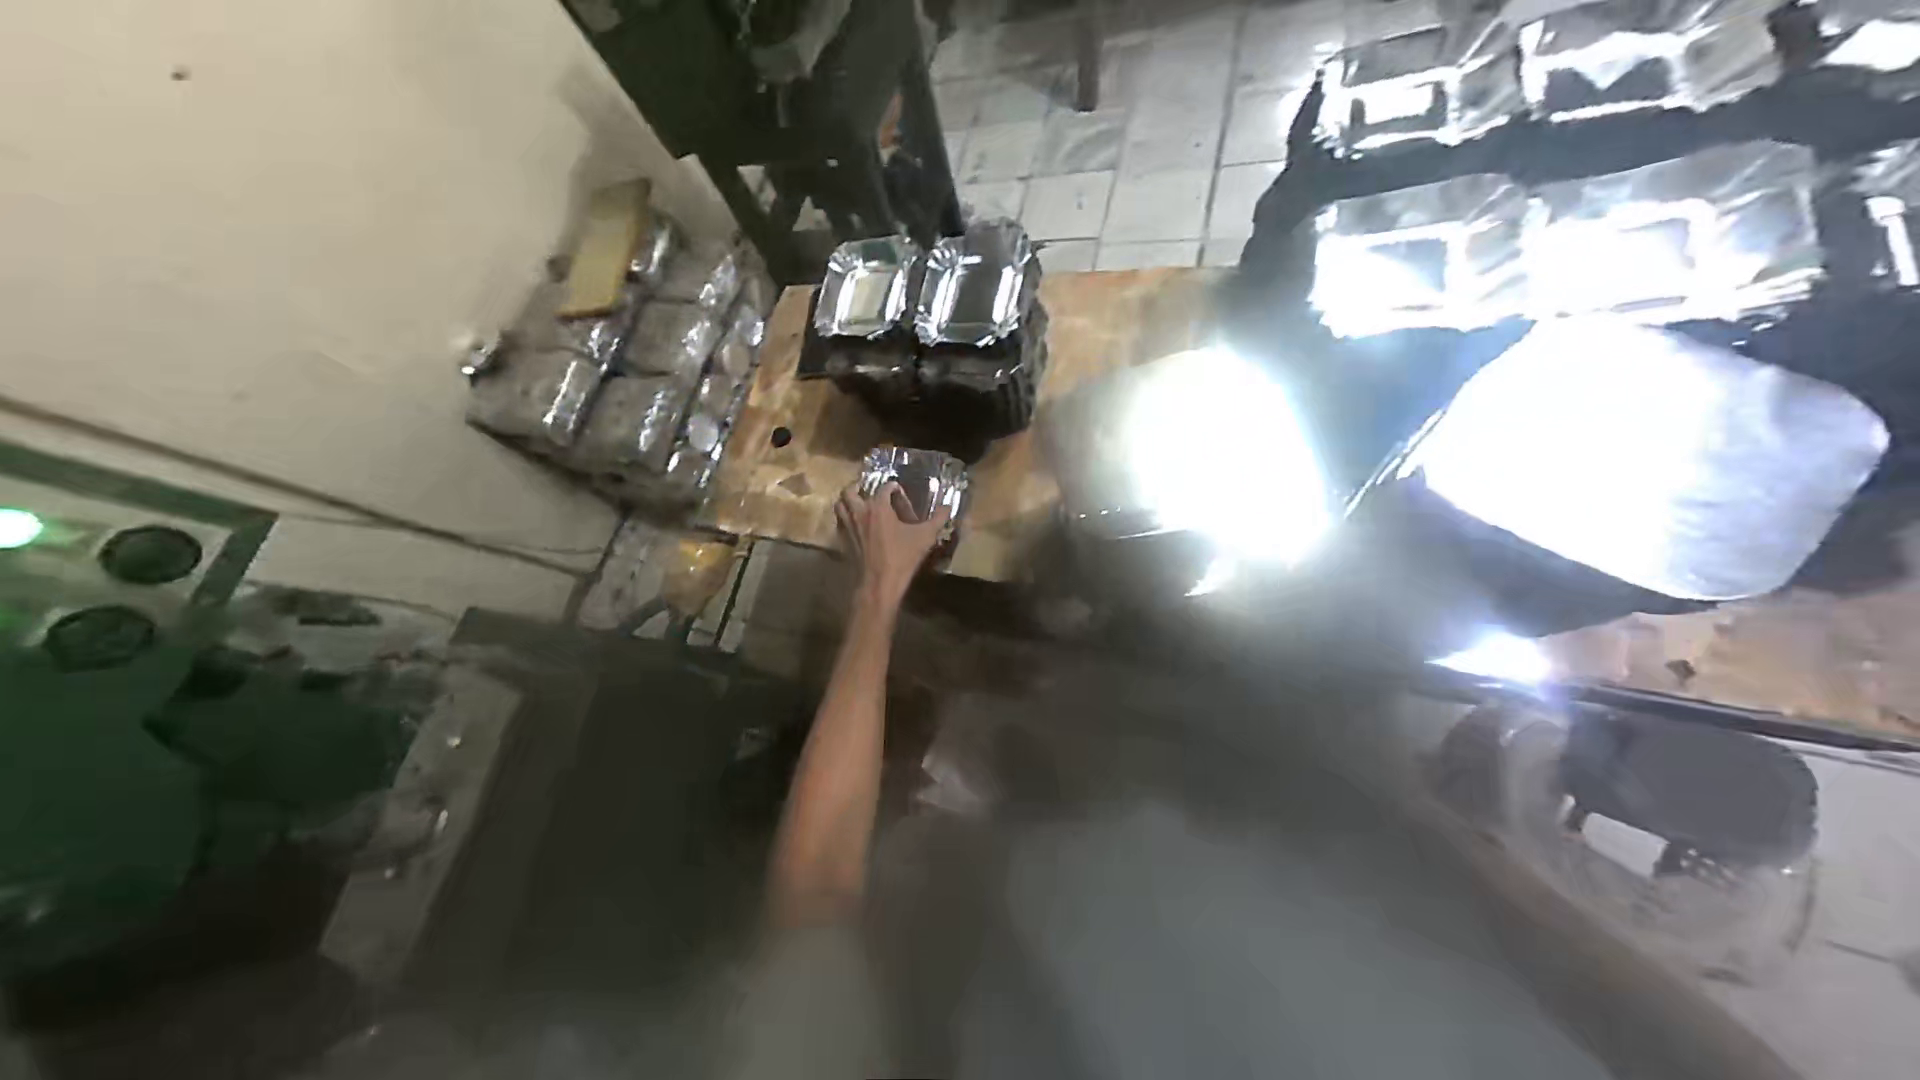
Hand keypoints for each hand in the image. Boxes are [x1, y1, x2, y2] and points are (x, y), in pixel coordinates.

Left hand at [836, 482, 950, 605]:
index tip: (899, 493)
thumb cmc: (902, 558)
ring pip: (840, 505)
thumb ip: (938, 520)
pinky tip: (855, 524)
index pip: (884, 488)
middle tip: (870, 492)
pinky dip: (844, 517)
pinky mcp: (842, 540)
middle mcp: (859, 512)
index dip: (893, 488)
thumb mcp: (925, 537)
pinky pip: (839, 522)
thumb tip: (948, 507)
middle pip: (851, 491)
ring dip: (848, 500)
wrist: (879, 583)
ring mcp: (848, 526)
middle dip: (859, 487)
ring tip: (858, 503)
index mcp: (878, 507)